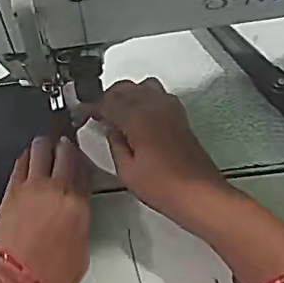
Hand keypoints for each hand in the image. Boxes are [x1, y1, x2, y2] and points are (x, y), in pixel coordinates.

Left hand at [0, 136, 91, 282]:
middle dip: (65, 145)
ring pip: (39, 149)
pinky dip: (26, 157)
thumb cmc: (49, 278)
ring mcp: (31, 187)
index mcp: (79, 206)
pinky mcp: (10, 190)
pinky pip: (20, 163)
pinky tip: (28, 159)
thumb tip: (75, 214)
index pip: (84, 169)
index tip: (81, 155)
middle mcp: (56, 190)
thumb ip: (80, 222)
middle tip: (65, 143)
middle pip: (63, 151)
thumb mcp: (81, 252)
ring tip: (46, 146)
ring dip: (45, 146)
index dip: (83, 159)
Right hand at [96, 79, 236, 228]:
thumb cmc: (168, 186)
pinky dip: (144, 100)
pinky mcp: (180, 118)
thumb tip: (110, 131)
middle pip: (125, 88)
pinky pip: (158, 96)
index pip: (107, 101)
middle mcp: (156, 106)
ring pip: (143, 87)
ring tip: (117, 112)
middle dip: (107, 98)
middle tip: (96, 113)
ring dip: (127, 96)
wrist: (200, 196)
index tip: (83, 111)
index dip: (91, 106)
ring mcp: (171, 110)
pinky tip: (138, 116)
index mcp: (138, 116)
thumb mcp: (126, 170)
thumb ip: (114, 143)